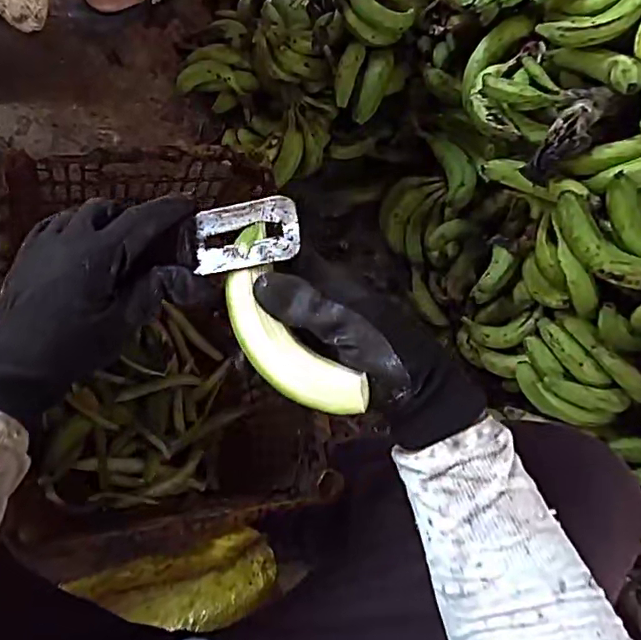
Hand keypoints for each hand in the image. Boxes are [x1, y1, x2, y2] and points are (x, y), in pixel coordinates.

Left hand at [0, 196, 211, 426]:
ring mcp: (44, 242)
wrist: (11, 366)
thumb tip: (183, 274)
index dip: (168, 209)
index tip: (188, 203)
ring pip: (80, 213)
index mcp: (99, 253)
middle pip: (110, 208)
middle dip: (134, 215)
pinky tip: (79, 245)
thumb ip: (151, 291)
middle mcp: (70, 237)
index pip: (142, 219)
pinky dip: (74, 226)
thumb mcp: (120, 325)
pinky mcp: (26, 253)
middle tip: (151, 236)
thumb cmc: (70, 349)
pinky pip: (55, 224)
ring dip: (104, 219)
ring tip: (116, 240)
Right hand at [254, 251, 484, 449]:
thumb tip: (259, 282)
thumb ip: (304, 304)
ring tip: (233, 313)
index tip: (231, 254)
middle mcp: (324, 294)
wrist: (415, 390)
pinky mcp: (322, 342)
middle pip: (282, 280)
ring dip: (261, 309)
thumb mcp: (343, 326)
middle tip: (225, 291)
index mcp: (331, 281)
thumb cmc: (385, 350)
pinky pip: (290, 330)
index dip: (264, 249)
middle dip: (255, 283)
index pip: (290, 253)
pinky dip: (274, 332)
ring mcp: (322, 319)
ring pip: (283, 306)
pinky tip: (257, 338)